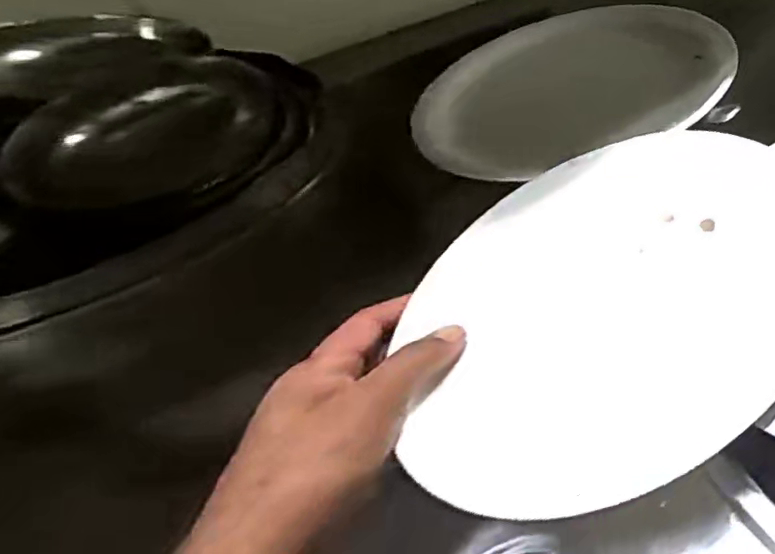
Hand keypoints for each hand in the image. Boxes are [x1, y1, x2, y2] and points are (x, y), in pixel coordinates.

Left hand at [178, 296, 464, 553]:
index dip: (406, 305)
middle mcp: (310, 401)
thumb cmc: (308, 469)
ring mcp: (316, 438)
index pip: (366, 323)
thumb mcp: (371, 401)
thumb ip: (414, 360)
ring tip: (455, 380)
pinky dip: (406, 423)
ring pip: (379, 397)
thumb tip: (450, 331)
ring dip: (414, 390)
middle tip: (462, 340)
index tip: (448, 297)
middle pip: (375, 360)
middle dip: (417, 350)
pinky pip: (378, 431)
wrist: (262, 552)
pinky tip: (429, 426)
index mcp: (311, 374)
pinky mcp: (329, 472)